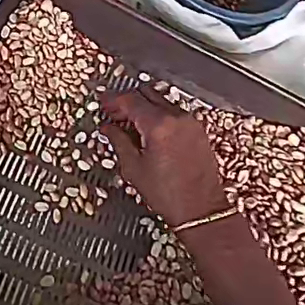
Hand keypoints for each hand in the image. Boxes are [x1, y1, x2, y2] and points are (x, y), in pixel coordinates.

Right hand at [98, 86, 229, 227]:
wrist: (200, 210)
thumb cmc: (169, 195)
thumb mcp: (134, 169)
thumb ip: (119, 142)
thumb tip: (109, 129)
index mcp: (159, 125)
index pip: (130, 100)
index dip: (113, 100)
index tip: (104, 103)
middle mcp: (177, 118)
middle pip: (147, 94)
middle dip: (128, 101)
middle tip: (113, 112)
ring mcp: (190, 123)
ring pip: (162, 101)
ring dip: (144, 107)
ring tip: (129, 123)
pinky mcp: (198, 130)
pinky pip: (174, 112)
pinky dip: (159, 115)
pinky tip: (149, 131)